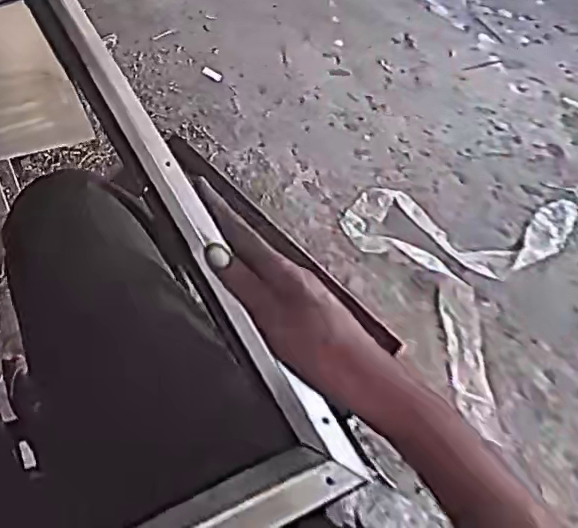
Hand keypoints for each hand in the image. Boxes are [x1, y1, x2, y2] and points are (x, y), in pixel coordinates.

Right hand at [196, 179, 394, 407]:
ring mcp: (308, 293)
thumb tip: (215, 254)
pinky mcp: (315, 310)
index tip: (202, 189)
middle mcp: (298, 277)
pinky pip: (277, 280)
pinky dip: (258, 272)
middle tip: (207, 207)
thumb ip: (242, 285)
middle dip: (227, 223)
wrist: (375, 388)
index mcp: (285, 273)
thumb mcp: (272, 320)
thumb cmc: (330, 359)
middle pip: (253, 243)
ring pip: (266, 262)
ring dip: (242, 248)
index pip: (242, 232)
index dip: (218, 210)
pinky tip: (255, 284)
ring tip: (223, 241)